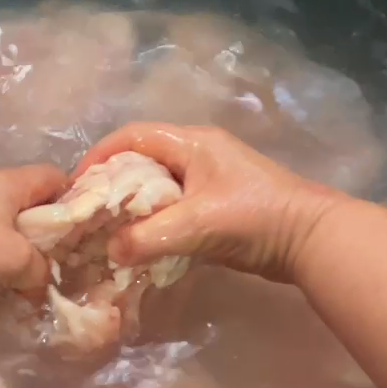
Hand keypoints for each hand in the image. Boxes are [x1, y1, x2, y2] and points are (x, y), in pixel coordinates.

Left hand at [0, 164, 67, 299]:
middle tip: (51, 254)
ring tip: (22, 268)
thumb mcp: (19, 263)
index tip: (77, 229)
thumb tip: (42, 278)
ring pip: (2, 216)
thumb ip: (42, 269)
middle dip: (42, 225)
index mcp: (10, 181)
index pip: (53, 176)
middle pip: (27, 197)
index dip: (71, 199)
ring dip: (14, 240)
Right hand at [76, 123, 355, 282]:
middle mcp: (196, 154)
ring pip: (151, 185)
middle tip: (85, 211)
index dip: (99, 156)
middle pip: (138, 159)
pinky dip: (145, 222)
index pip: (132, 136)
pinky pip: (166, 207)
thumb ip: (145, 238)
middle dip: (108, 183)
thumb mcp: (195, 226)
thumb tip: (108, 251)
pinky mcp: (211, 205)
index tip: (75, 185)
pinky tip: (134, 243)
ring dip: (126, 205)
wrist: (311, 240)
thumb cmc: (254, 219)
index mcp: (192, 143)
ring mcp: (205, 180)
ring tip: (103, 229)